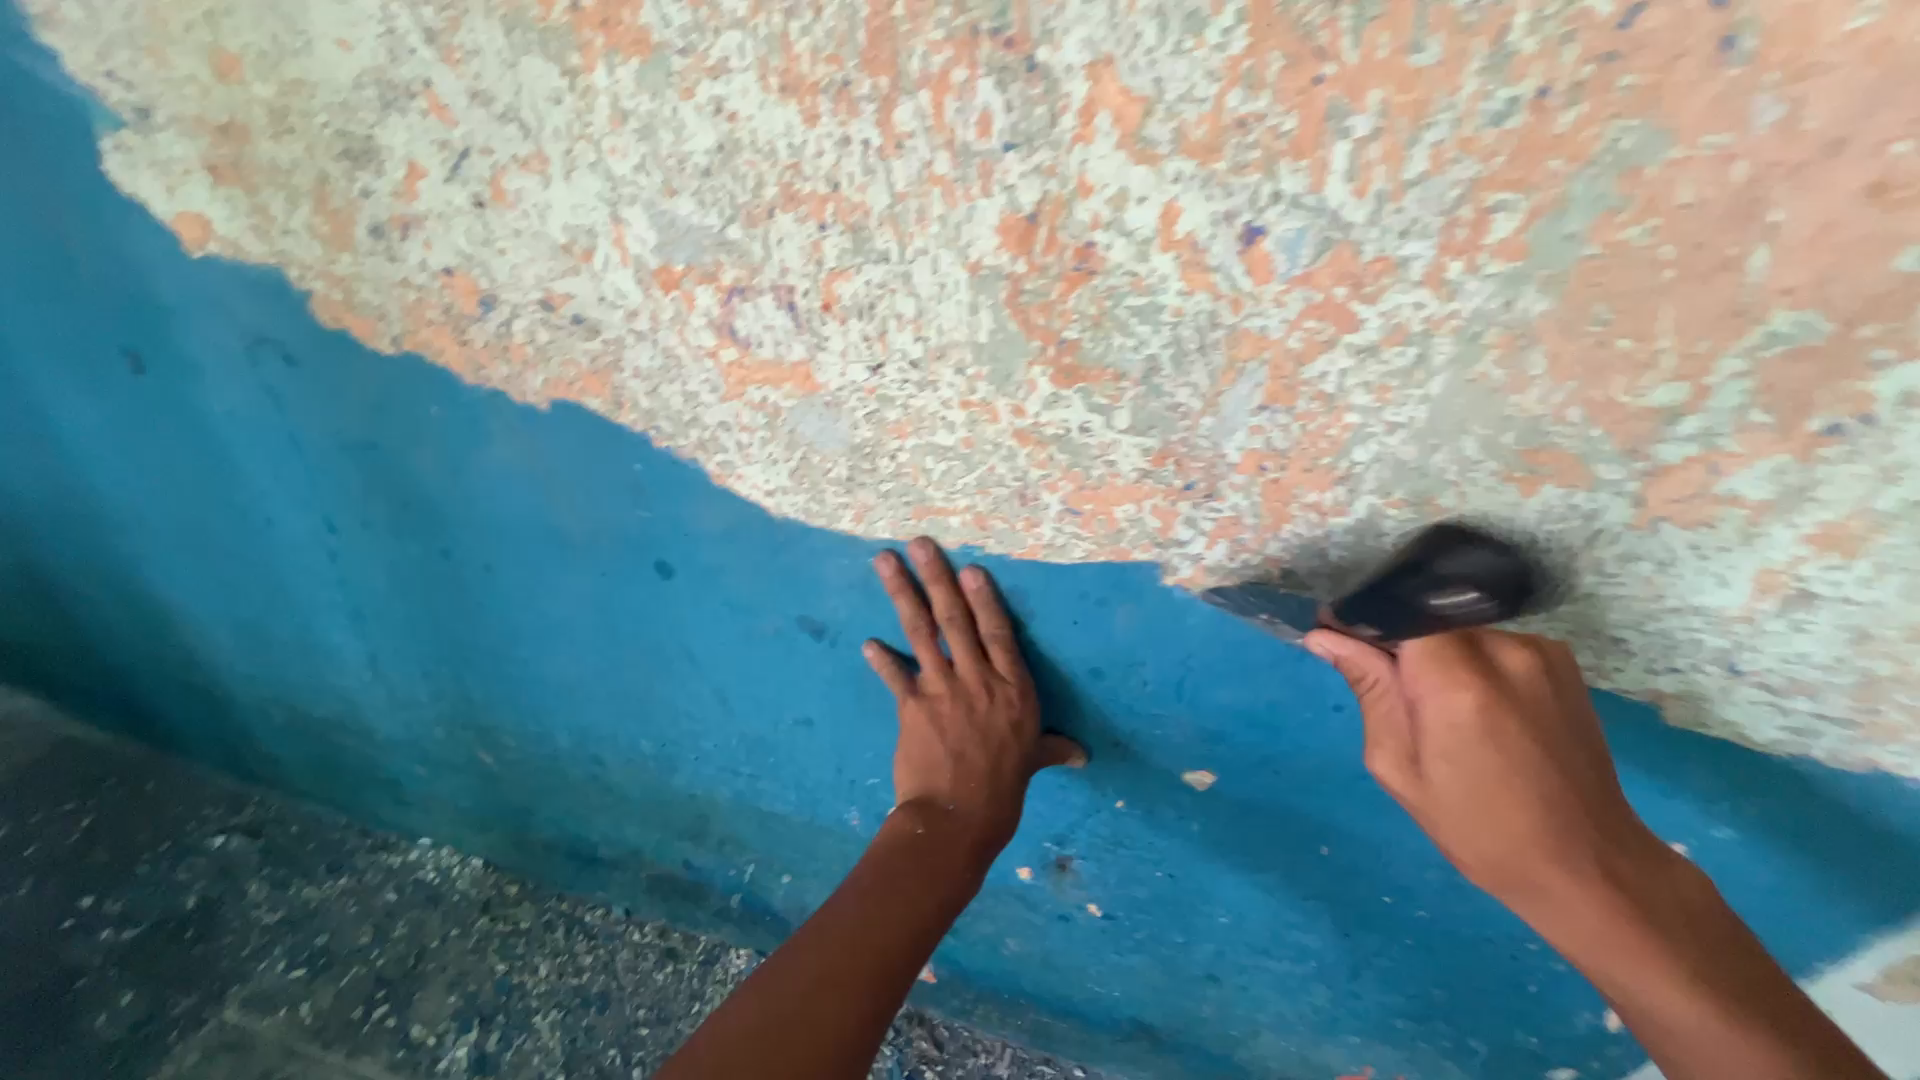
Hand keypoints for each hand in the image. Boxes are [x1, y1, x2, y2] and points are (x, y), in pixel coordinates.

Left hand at [865, 538, 1085, 866]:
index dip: (985, 598)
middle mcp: (978, 681)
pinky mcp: (912, 709)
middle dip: (935, 577)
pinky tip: (867, 642)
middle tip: (918, 543)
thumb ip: (1053, 750)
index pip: (998, 633)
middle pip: (955, 619)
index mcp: (1013, 689)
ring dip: (901, 594)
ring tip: (884, 562)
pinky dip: (881, 659)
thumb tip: (1081, 756)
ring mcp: (943, 691)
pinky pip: (896, 676)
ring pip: (922, 633)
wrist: (960, 818)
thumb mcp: (1034, 762)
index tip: (970, 567)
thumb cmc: (1004, 790)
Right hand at [1306, 627, 1667, 916]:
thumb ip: (1369, 689)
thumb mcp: (1398, 765)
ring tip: (1437, 706)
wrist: (1584, 862)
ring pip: (1459, 629)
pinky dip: (1471, 662)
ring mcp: (1540, 651)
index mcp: (1455, 682)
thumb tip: (1325, 637)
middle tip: (1385, 685)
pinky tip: (1476, 706)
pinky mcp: (1561, 660)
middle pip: (1426, 617)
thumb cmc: (1476, 826)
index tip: (1335, 634)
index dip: (1363, 618)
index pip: (1395, 611)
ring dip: (1436, 654)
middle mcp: (1503, 651)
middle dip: (1398, 641)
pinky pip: (1493, 642)